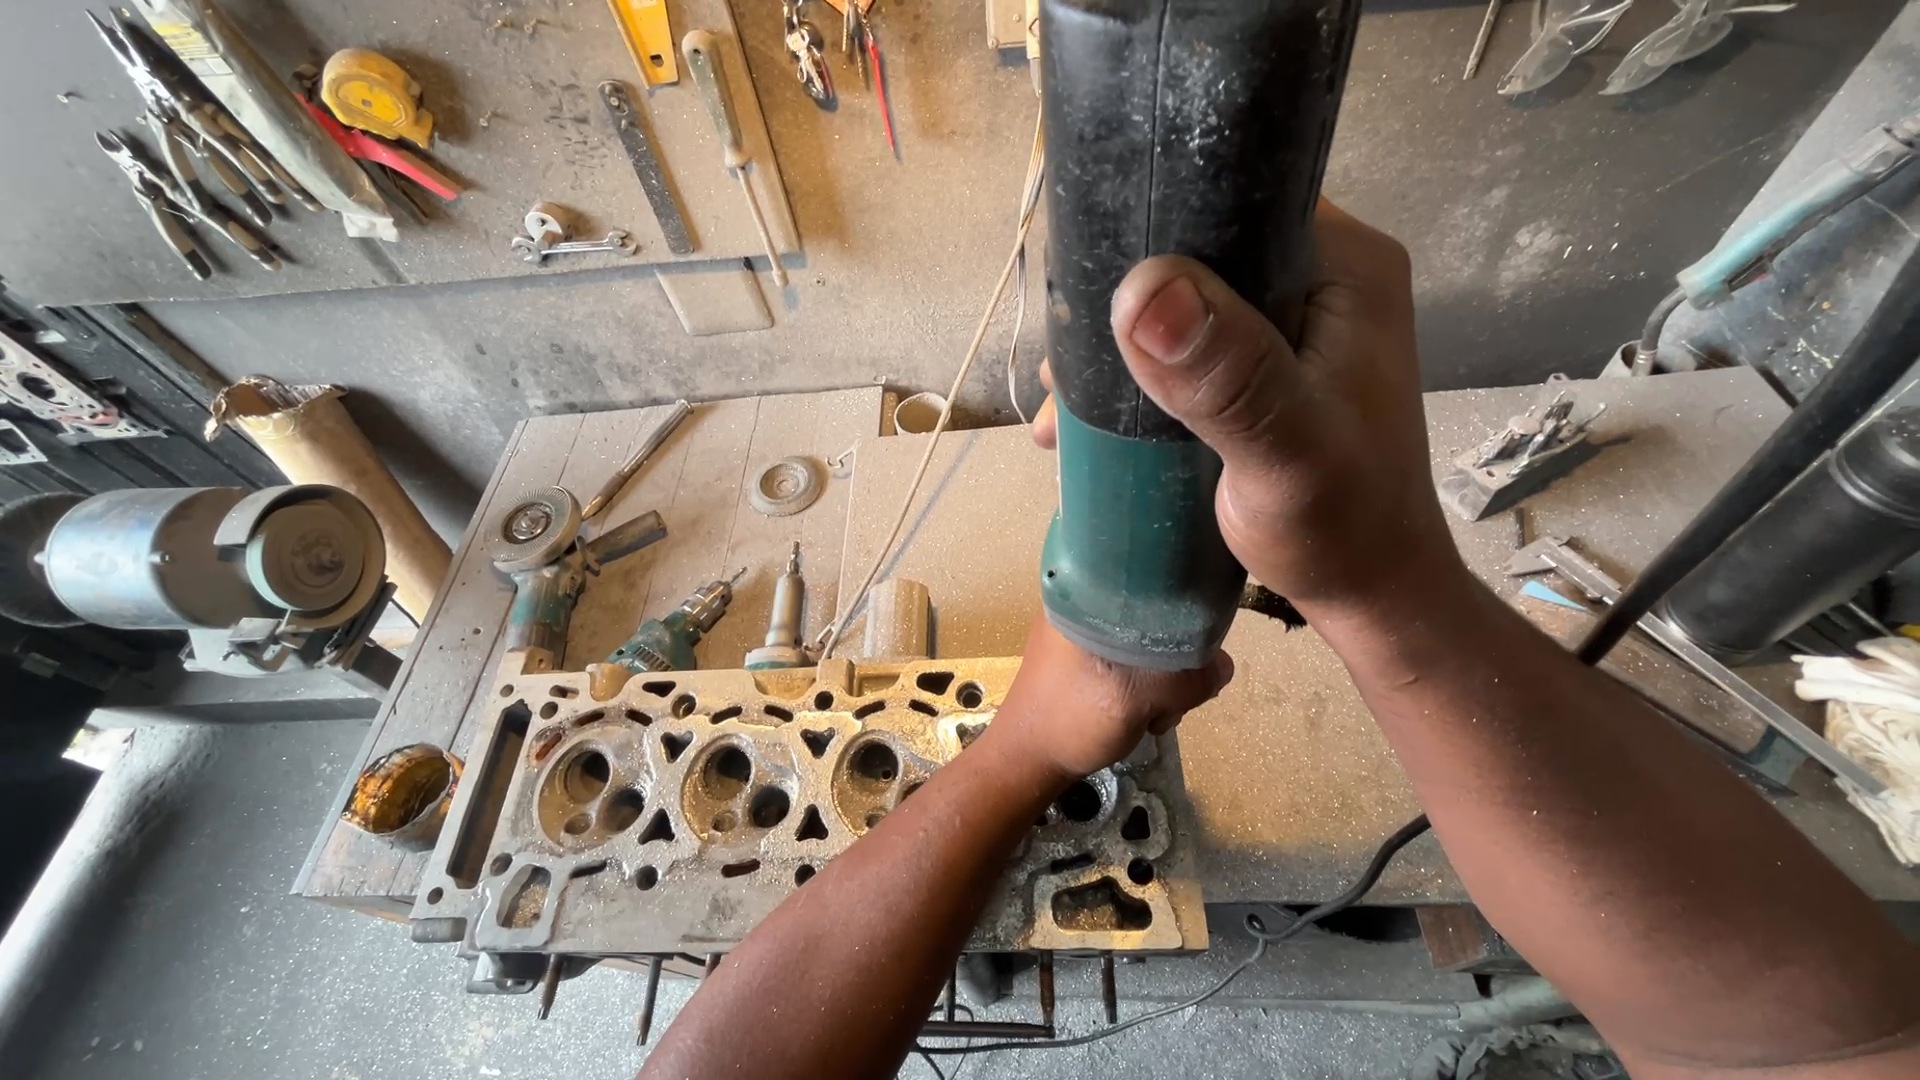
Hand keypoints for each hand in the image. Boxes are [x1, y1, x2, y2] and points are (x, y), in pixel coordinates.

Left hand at [992, 614, 1231, 780]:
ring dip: (1162, 683)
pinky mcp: (1087, 657)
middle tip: (1166, 700)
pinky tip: (1141, 716)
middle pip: (1157, 617)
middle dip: (1174, 663)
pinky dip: (1145, 687)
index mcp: (1085, 592)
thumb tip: (1223, 666)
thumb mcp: (1136, 697)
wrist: (1028, 759)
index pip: (1154, 582)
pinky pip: (1133, 662)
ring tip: (1150, 716)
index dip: (1183, 615)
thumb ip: (1186, 678)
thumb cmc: (1071, 717)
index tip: (1194, 652)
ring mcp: (1085, 631)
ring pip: (1148, 645)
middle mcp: (1085, 601)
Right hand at [1034, 199, 1463, 617]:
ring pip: (1178, 305)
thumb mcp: (1286, 454)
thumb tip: (1142, 291)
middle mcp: (1315, 280)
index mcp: (1343, 267)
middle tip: (1060, 362)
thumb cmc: (1342, 530)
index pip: (1236, 194)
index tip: (1080, 277)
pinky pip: (1181, 350)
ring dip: (1114, 349)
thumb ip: (1228, 377)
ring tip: (1058, 401)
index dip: (1153, 219)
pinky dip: (1132, 378)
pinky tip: (1087, 419)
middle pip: (1195, 251)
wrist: (1366, 592)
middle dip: (1116, 303)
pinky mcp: (1257, 370)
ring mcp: (1284, 327)